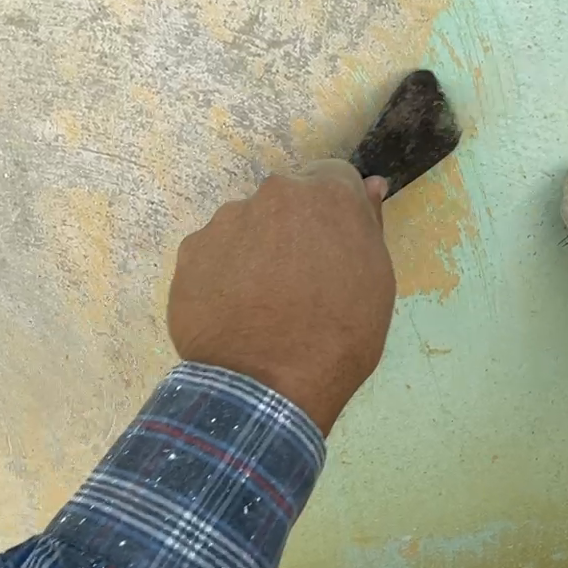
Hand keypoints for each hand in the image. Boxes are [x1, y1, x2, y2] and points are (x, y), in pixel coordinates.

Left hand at [168, 160, 394, 432]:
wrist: (268, 386)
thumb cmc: (341, 337)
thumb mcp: (377, 283)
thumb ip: (368, 225)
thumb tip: (370, 185)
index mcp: (327, 194)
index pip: (335, 180)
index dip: (337, 216)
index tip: (336, 250)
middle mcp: (274, 193)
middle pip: (288, 201)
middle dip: (295, 230)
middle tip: (301, 283)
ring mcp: (226, 221)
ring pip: (248, 226)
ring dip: (257, 251)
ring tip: (262, 304)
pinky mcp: (191, 253)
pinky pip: (215, 255)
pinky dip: (224, 275)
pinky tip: (234, 312)